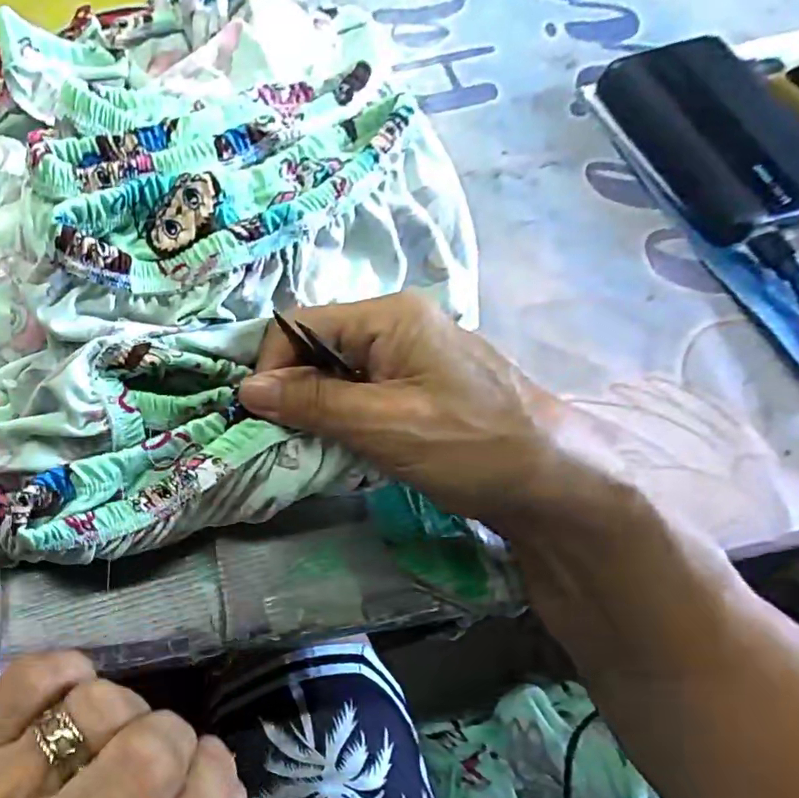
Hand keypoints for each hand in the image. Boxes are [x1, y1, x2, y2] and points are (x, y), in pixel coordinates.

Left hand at [0, 652, 243, 797]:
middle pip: (146, 762)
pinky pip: (37, 675)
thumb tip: (220, 769)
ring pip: (96, 708)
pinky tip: (72, 696)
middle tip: (163, 742)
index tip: (210, 762)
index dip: (215, 786)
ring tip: (113, 727)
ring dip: (126, 705)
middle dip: (174, 737)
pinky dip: (73, 670)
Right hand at [237, 292, 625, 531]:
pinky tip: (340, 443)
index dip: (272, 367)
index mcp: (388, 316)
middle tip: (287, 436)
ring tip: (314, 444)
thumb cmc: (471, 445)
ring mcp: (404, 353)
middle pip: (311, 347)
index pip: (297, 325)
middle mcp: (393, 324)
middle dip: (289, 390)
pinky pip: (352, 391)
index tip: (266, 417)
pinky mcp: (409, 383)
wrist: (551, 480)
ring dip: (310, 408)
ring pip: (328, 372)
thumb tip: (247, 389)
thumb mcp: (383, 424)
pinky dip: (335, 417)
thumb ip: (313, 402)